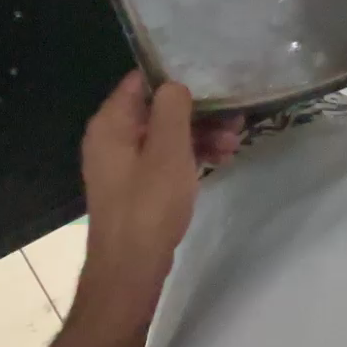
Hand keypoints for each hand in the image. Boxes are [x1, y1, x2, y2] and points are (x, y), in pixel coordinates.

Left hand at [78, 72, 240, 323]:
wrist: (130, 271)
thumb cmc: (149, 205)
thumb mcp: (167, 150)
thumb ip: (172, 108)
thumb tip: (175, 84)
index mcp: (111, 123)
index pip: (141, 80)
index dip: (176, 75)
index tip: (212, 77)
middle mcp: (112, 137)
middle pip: (158, 109)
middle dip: (198, 111)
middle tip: (235, 117)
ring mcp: (123, 163)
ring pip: (166, 135)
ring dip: (200, 134)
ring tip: (235, 143)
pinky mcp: (136, 185)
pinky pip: (165, 158)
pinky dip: (190, 155)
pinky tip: (221, 159)